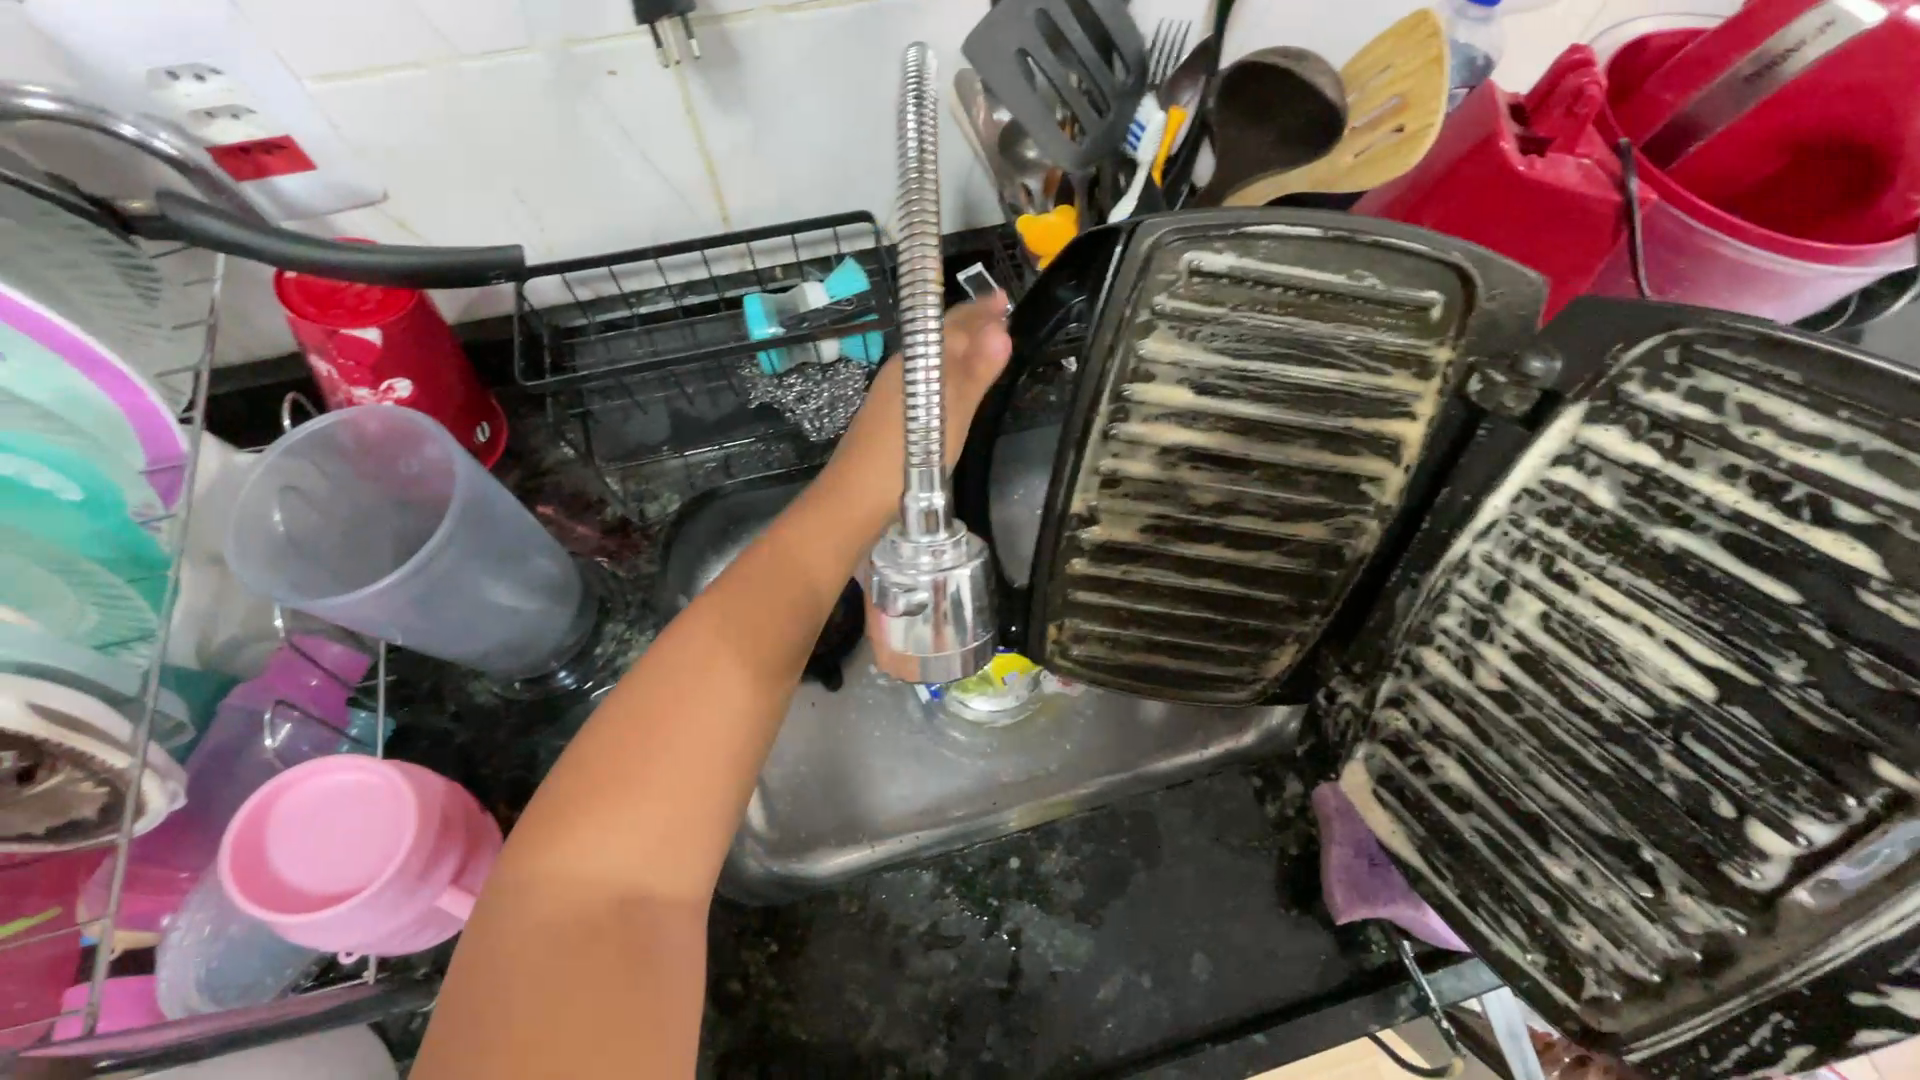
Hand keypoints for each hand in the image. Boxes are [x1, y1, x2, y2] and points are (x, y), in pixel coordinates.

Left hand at [823, 292, 1012, 504]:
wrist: (856, 497)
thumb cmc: (908, 454)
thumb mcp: (950, 412)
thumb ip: (975, 373)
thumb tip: (1001, 330)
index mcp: (916, 360)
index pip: (954, 323)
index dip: (980, 310)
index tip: (1003, 299)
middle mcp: (903, 369)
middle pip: (940, 338)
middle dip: (971, 325)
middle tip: (999, 315)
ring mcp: (894, 393)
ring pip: (932, 359)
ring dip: (960, 349)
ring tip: (985, 345)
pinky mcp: (892, 416)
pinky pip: (926, 380)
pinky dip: (948, 373)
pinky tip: (954, 386)